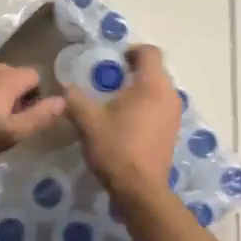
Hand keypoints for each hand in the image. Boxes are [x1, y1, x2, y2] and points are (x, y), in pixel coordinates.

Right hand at [63, 45, 181, 197]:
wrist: (140, 190)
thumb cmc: (116, 149)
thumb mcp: (88, 121)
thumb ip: (75, 99)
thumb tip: (66, 87)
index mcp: (153, 85)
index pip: (150, 52)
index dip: (131, 50)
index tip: (113, 61)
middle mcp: (170, 95)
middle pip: (155, 70)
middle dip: (133, 71)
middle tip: (108, 81)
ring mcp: (175, 114)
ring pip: (158, 90)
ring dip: (139, 90)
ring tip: (115, 102)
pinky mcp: (173, 131)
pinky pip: (160, 107)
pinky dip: (146, 106)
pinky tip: (126, 122)